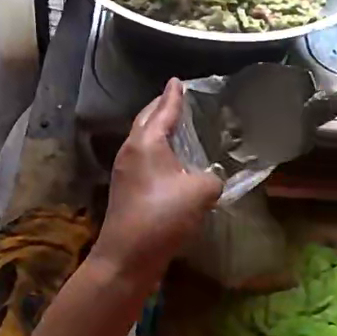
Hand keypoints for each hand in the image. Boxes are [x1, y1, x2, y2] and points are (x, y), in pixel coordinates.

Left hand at [91, 79, 220, 288]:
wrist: (127, 255)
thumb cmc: (162, 216)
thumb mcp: (199, 193)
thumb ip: (211, 177)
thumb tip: (208, 177)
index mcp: (146, 142)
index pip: (163, 110)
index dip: (173, 96)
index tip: (177, 80)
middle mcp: (131, 150)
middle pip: (146, 120)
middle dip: (161, 108)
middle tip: (176, 99)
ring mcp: (125, 169)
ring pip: (142, 140)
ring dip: (158, 130)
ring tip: (176, 125)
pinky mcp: (126, 188)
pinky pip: (143, 158)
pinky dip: (157, 150)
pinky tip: (170, 160)